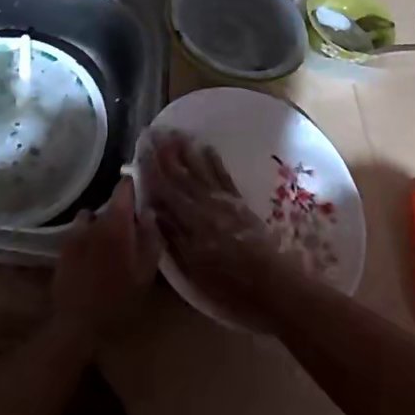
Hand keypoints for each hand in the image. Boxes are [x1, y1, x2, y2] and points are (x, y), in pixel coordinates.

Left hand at [51, 178, 160, 344]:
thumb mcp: (145, 273)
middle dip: (121, 212)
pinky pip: (79, 232)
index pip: (123, 188)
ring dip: (102, 224)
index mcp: (116, 224)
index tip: (141, 188)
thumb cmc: (118, 299)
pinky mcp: (63, 248)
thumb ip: (150, 238)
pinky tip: (93, 256)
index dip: (132, 184)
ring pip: (92, 218)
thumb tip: (148, 212)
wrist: (77, 324)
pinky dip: (88, 236)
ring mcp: (75, 234)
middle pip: (109, 205)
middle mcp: (93, 222)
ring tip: (110, 243)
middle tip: (133, 229)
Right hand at [143, 131, 298, 331]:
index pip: (164, 186)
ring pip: (200, 169)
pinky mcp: (240, 203)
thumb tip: (151, 208)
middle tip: (153, 130)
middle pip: (181, 173)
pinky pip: (222, 175)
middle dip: (164, 151)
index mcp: (190, 219)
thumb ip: (172, 234)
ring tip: (174, 131)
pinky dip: (213, 160)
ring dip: (186, 150)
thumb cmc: (228, 284)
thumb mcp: (193, 267)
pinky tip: (206, 147)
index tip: (141, 145)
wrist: (273, 284)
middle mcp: (205, 203)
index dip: (151, 165)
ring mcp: (224, 200)